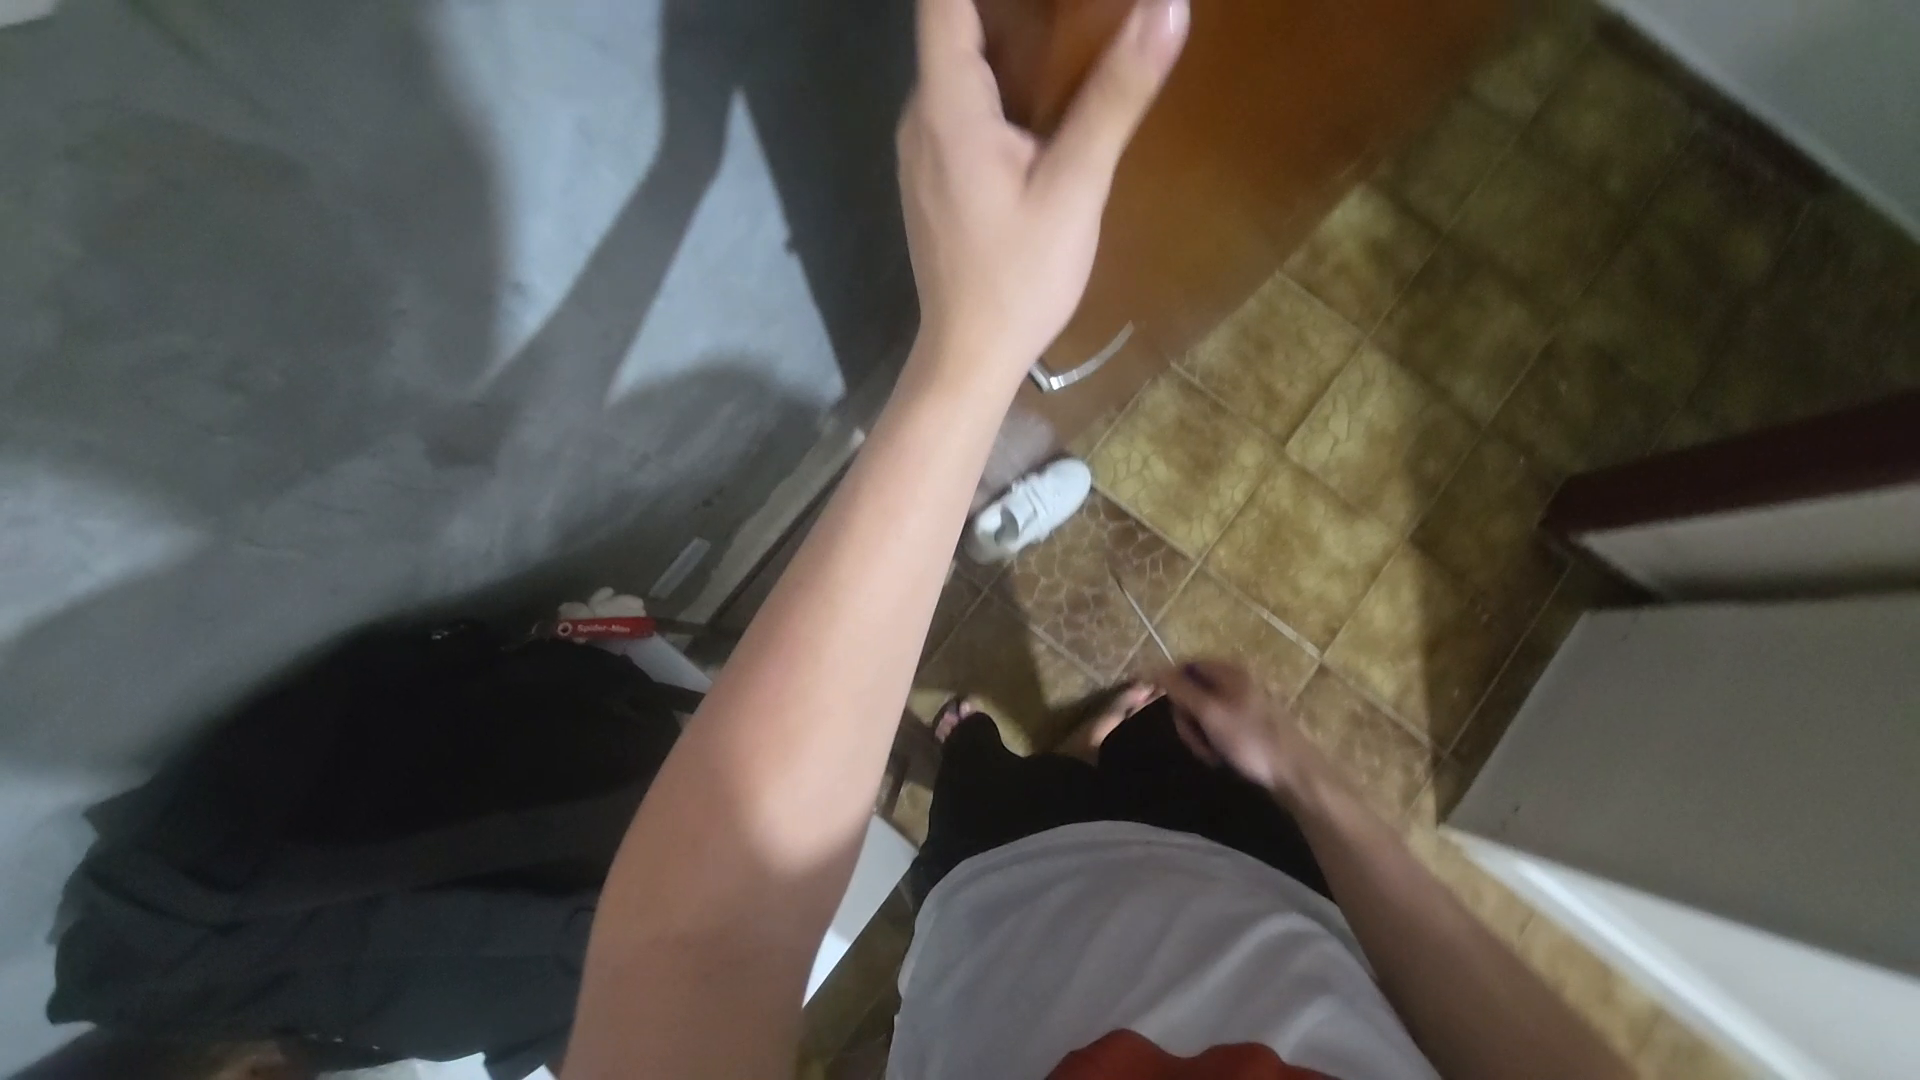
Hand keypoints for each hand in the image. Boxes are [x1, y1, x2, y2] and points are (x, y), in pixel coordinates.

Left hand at [897, 0, 1187, 381]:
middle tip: (1076, 9)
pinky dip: (993, 90)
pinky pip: (956, 111)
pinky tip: (1038, 106)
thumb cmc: (1019, 278)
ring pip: (955, 71)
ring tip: (1068, 35)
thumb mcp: (1075, 188)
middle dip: (1010, 5)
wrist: (970, 354)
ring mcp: (918, 152)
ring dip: (1005, 46)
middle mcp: (919, 118)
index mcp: (946, 106)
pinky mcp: (930, 180)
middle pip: (953, 28)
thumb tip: (1167, 6)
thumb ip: (1115, 97)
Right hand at [1159, 660, 1320, 797]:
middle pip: (1193, 689)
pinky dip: (1214, 738)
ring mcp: (1246, 701)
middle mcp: (1238, 679)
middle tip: (1195, 740)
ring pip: (1204, 710)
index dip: (1171, 685)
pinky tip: (1221, 756)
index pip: (1185, 665)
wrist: (1296, 773)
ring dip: (1199, 732)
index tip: (1167, 710)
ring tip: (1210, 752)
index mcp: (1230, 670)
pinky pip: (1220, 723)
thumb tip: (1154, 667)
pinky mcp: (1252, 723)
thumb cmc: (1251, 740)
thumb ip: (1180, 689)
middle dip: (1187, 716)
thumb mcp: (1209, 713)